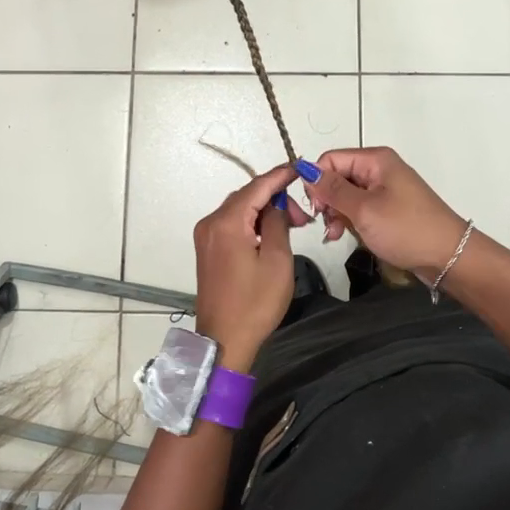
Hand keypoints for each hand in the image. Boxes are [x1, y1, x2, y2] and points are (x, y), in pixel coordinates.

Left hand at [193, 166, 302, 371]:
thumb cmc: (255, 303)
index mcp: (226, 222)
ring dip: (265, 213)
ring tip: (293, 226)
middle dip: (276, 199)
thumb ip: (278, 223)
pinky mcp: (207, 250)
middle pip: (247, 197)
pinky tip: (272, 234)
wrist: (225, 341)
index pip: (257, 187)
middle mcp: (210, 223)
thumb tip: (277, 203)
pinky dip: (253, 223)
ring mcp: (206, 237)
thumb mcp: (277, 260)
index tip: (301, 168)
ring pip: (240, 211)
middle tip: (303, 218)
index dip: (280, 175)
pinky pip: (232, 225)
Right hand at [303, 147, 467, 275]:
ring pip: (346, 194)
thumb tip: (305, 170)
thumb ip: (332, 190)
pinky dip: (349, 220)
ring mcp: (385, 189)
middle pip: (337, 176)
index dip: (316, 180)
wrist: (448, 256)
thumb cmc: (406, 229)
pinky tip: (343, 235)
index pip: (330, 159)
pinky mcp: (388, 208)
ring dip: (336, 213)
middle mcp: (379, 169)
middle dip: (326, 199)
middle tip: (325, 223)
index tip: (315, 207)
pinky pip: (360, 208)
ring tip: (335, 234)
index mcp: (375, 160)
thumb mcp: (364, 210)